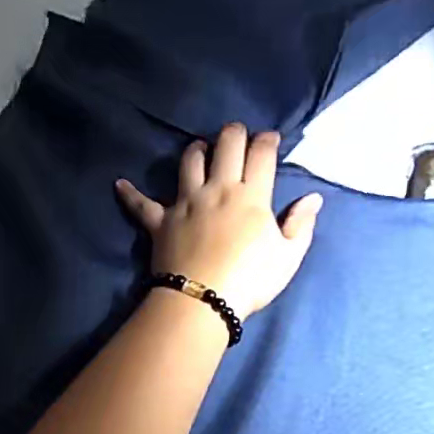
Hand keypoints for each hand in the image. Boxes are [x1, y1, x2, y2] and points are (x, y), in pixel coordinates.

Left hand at [115, 123, 322, 316]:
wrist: (203, 301)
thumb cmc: (250, 281)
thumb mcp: (287, 257)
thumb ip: (300, 225)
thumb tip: (313, 199)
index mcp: (252, 196)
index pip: (261, 154)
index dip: (267, 140)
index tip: (270, 139)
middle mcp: (218, 189)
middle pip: (226, 145)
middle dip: (234, 133)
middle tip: (237, 135)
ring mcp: (186, 202)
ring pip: (189, 162)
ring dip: (195, 151)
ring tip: (200, 149)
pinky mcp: (160, 221)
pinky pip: (142, 205)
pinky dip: (130, 194)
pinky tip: (120, 184)